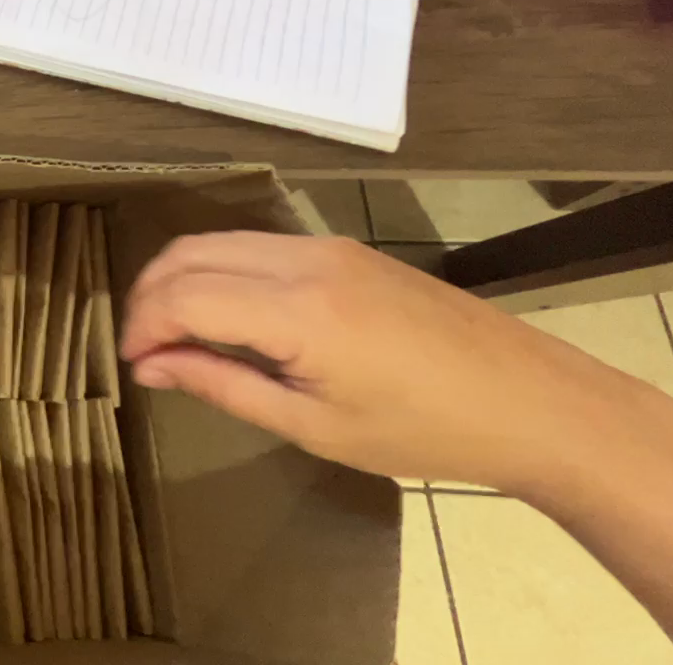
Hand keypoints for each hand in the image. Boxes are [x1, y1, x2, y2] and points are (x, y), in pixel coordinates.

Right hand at [119, 232, 655, 492]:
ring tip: (172, 327)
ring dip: (176, 277)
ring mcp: (322, 245)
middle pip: (186, 254)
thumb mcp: (313, 426)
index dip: (142, 326)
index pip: (182, 297)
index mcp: (298, 311)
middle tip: (142, 344)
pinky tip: (221, 308)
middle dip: (147, 295)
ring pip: (212, 241)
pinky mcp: (338, 246)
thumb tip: (147, 367)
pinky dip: (213, 269)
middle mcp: (301, 260)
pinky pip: (248, 244)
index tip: (132, 362)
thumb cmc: (425, 432)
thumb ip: (219, 385)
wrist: (540, 404)